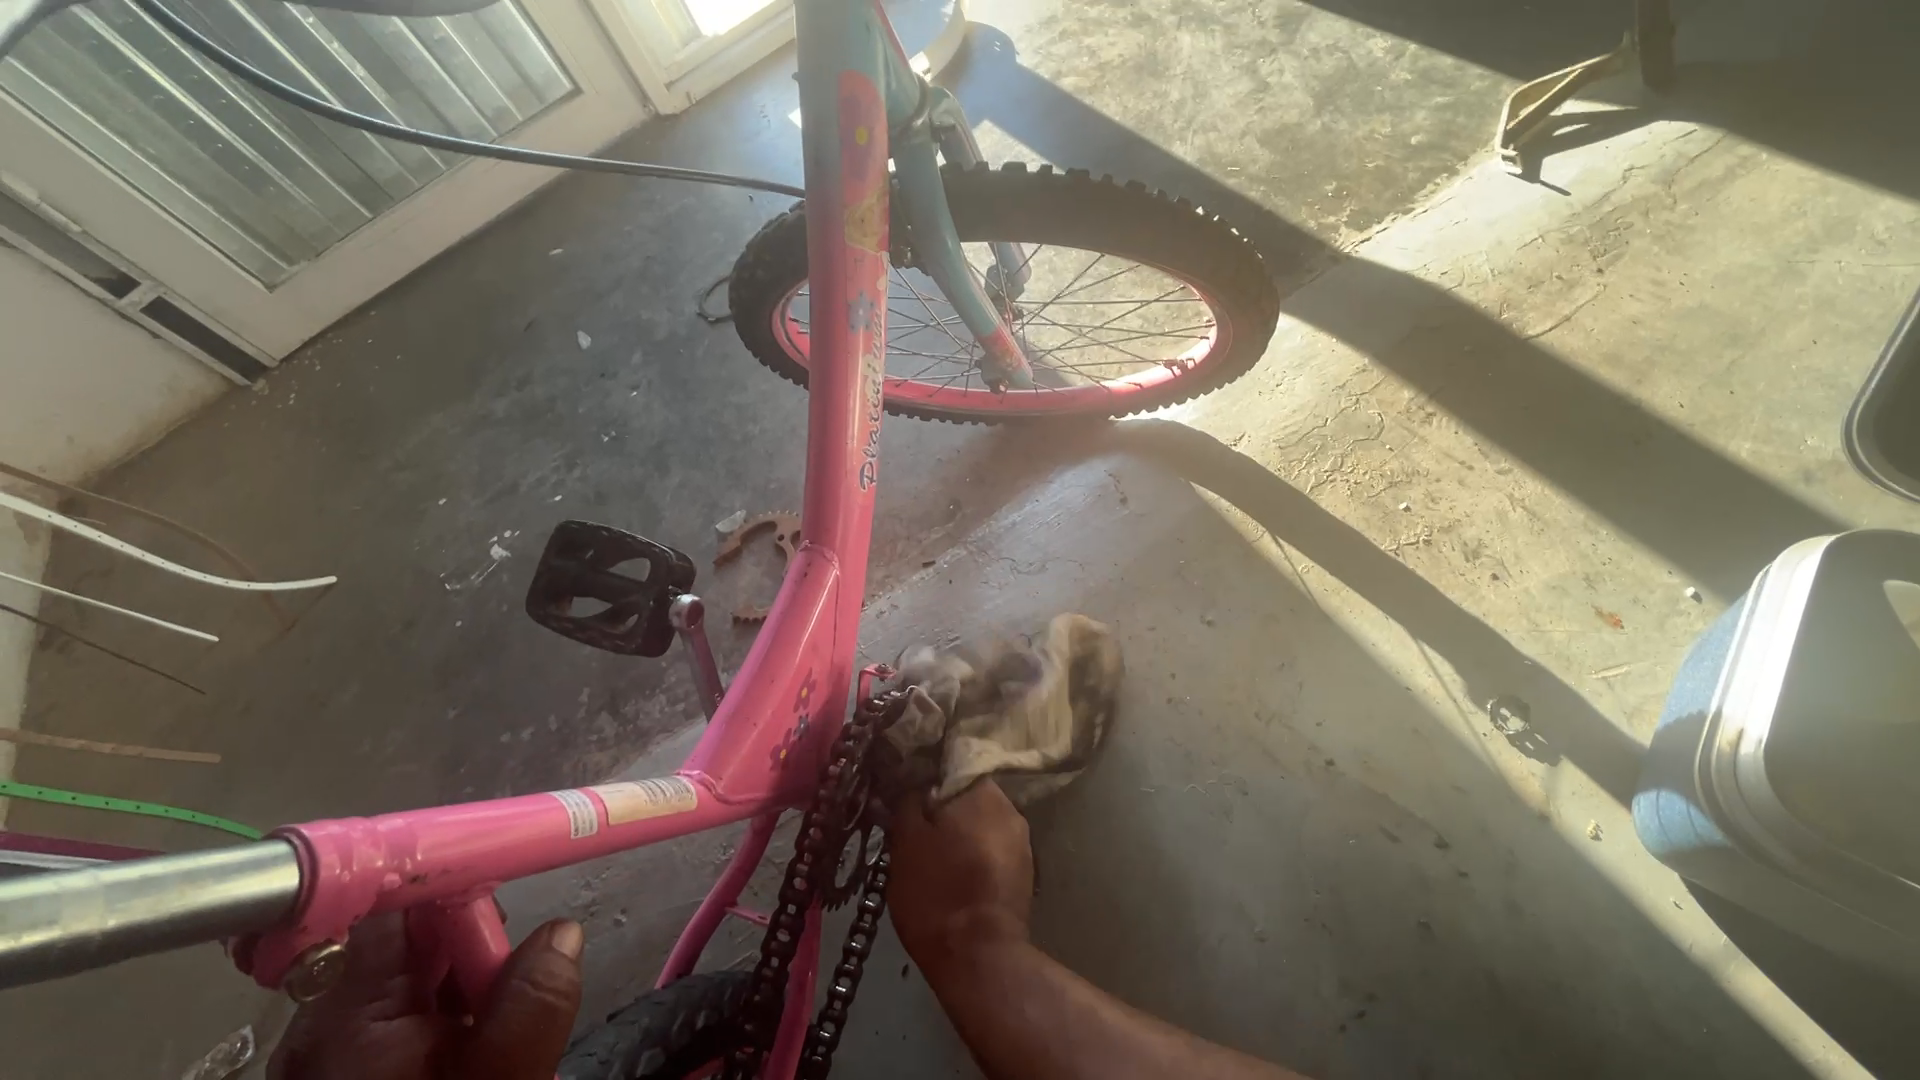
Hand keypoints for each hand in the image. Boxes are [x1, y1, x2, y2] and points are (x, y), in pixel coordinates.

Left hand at [268, 914, 583, 1079]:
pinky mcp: (342, 1072)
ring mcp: (326, 1051)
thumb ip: (534, 1004)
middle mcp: (322, 1022)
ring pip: (413, 979)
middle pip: (410, 939)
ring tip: (494, 1031)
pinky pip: (401, 1015)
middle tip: (514, 985)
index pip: (400, 905)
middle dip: (473, 948)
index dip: (459, 887)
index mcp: (348, 1013)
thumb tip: (563, 929)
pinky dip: (444, 1017)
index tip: (512, 899)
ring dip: (465, 985)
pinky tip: (468, 1051)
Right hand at [887, 779, 1033, 977]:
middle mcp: (1010, 809)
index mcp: (983, 792)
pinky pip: (991, 848)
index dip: (925, 771)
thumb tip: (910, 782)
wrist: (979, 958)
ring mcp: (1022, 842)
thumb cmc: (936, 891)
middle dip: (942, 805)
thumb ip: (907, 801)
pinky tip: (952, 872)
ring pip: (981, 822)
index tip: (904, 786)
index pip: (953, 761)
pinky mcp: (1024, 873)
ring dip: (958, 830)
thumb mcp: (905, 841)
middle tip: (911, 824)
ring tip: (929, 852)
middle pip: (968, 793)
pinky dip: (972, 853)